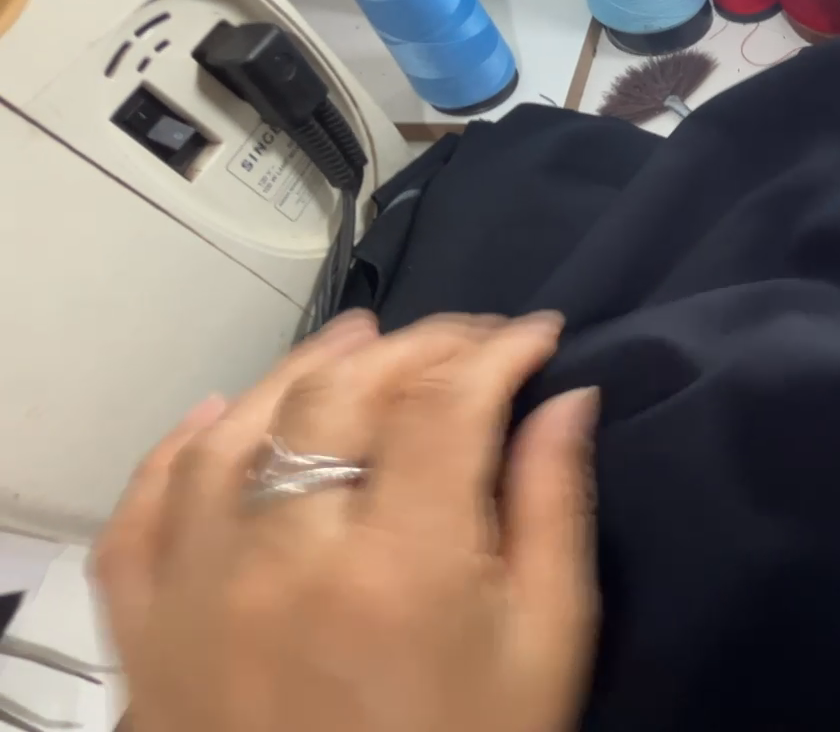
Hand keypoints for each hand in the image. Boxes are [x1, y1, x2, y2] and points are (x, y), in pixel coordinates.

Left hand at [93, 312, 599, 731]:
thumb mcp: (550, 631)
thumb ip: (555, 503)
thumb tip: (568, 399)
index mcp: (403, 563)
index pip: (449, 404)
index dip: (503, 349)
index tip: (544, 334)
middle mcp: (287, 561)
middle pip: (345, 396)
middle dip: (425, 343)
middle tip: (479, 337)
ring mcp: (197, 594)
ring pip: (239, 430)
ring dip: (312, 365)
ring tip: (370, 335)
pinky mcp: (145, 634)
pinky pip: (143, 512)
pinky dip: (185, 445)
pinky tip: (229, 411)